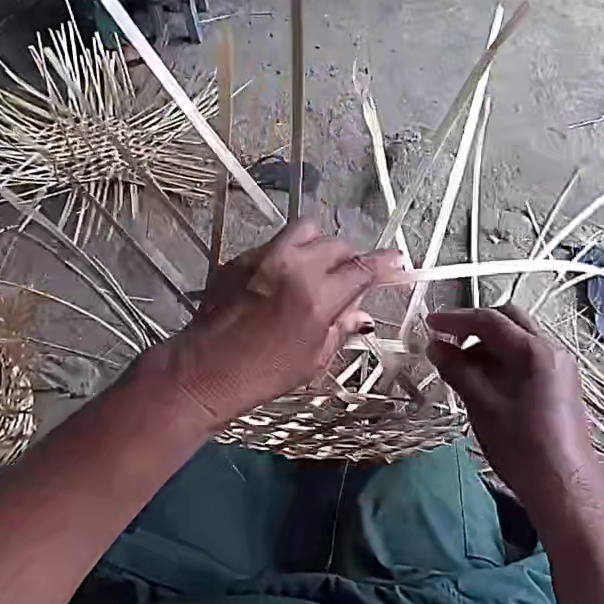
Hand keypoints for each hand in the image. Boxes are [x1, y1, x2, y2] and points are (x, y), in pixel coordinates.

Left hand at [154, 219, 401, 426]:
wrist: (206, 370)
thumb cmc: (265, 374)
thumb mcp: (314, 359)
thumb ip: (340, 328)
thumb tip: (360, 313)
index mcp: (318, 296)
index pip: (362, 268)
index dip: (384, 263)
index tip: (396, 260)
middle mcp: (294, 267)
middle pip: (337, 245)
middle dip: (350, 258)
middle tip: (349, 277)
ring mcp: (264, 257)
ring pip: (307, 230)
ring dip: (320, 244)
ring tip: (317, 266)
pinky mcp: (241, 258)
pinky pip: (276, 243)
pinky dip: (289, 254)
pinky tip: (282, 279)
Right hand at [425, 306, 603, 520]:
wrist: (563, 486)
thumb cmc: (521, 447)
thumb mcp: (482, 406)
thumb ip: (458, 370)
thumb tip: (435, 347)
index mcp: (535, 351)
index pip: (491, 321)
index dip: (456, 319)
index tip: (430, 323)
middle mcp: (553, 351)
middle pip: (510, 321)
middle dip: (476, 327)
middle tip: (448, 342)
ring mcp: (561, 367)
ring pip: (520, 339)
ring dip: (489, 345)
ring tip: (462, 368)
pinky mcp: (561, 384)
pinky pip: (529, 358)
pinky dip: (504, 360)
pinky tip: (485, 382)